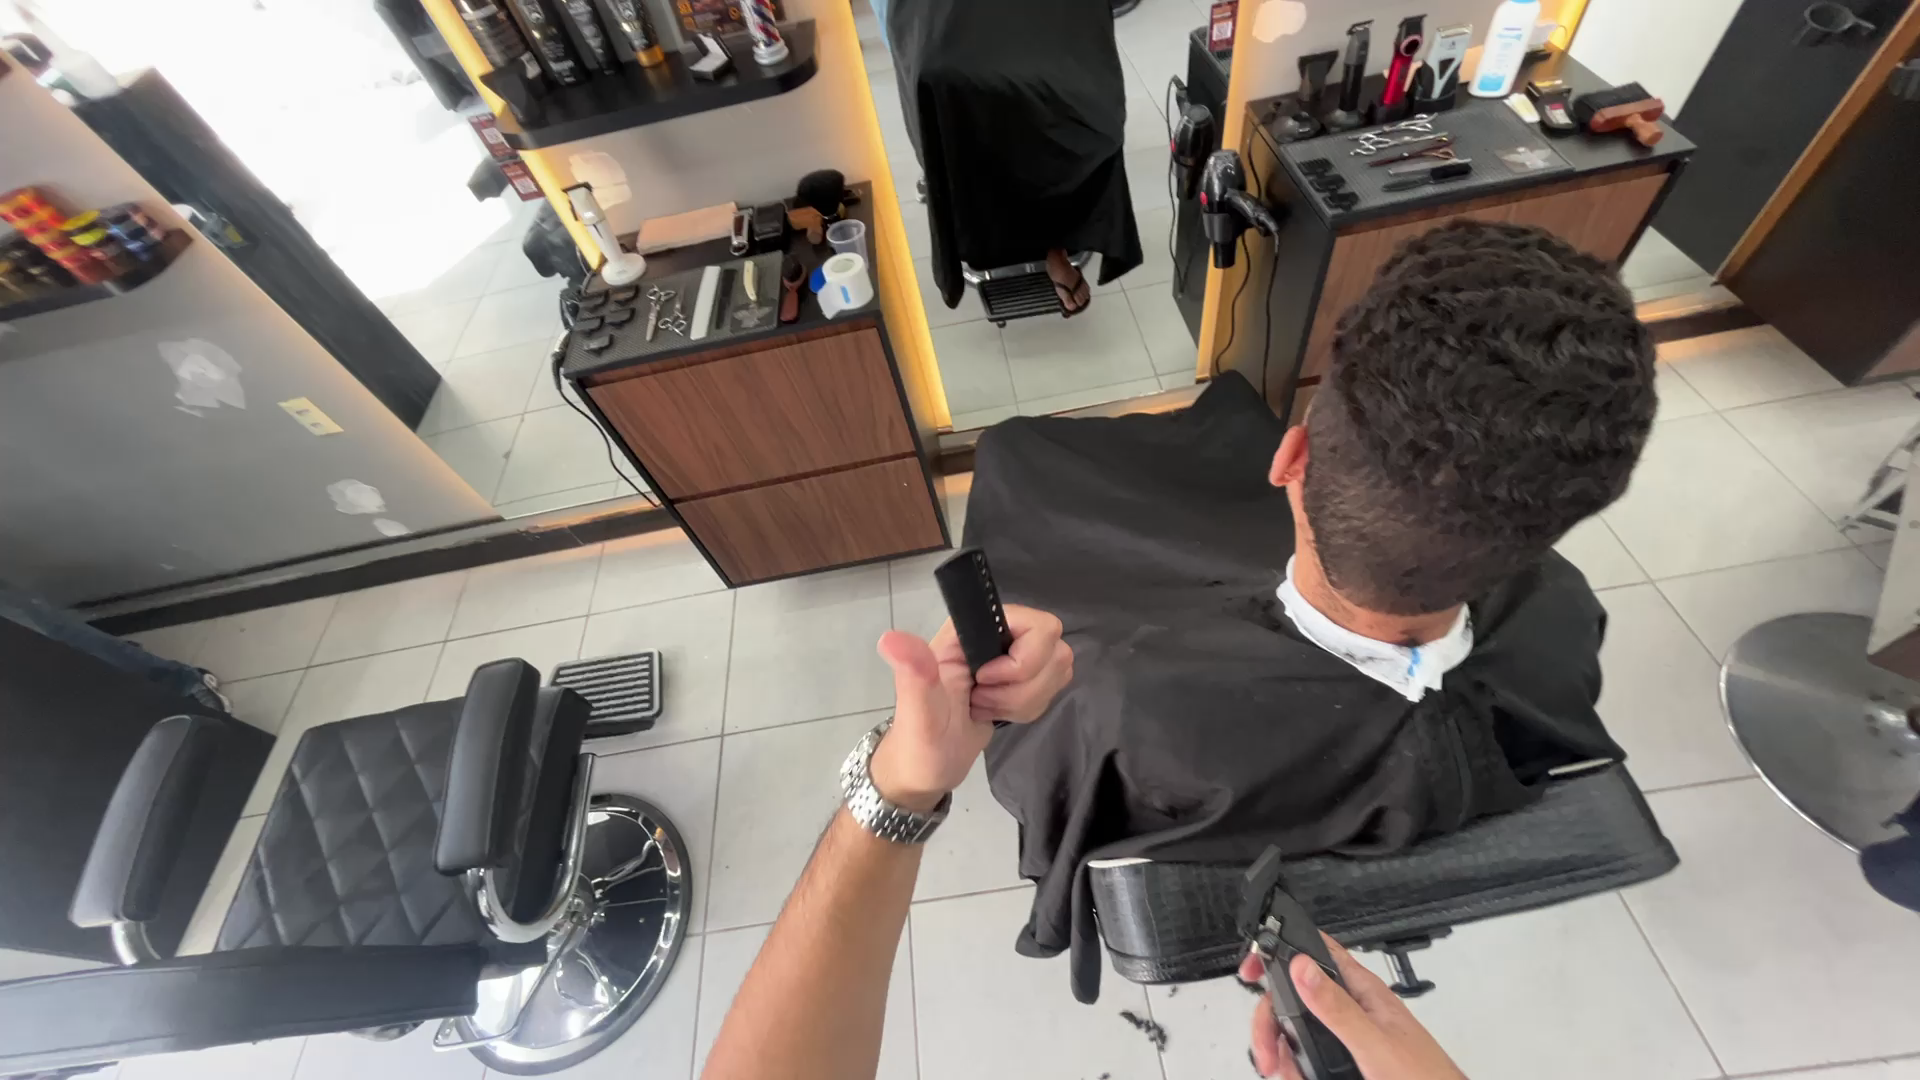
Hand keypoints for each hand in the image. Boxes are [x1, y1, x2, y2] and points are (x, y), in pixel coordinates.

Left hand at [870, 605, 1071, 810]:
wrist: (927, 768)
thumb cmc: (918, 740)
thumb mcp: (915, 711)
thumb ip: (913, 674)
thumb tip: (891, 640)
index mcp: (969, 629)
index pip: (1033, 623)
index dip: (1021, 658)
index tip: (985, 681)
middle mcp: (994, 634)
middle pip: (1051, 646)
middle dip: (1022, 686)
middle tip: (981, 700)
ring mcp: (1012, 655)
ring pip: (1057, 666)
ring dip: (1025, 699)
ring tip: (985, 708)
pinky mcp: (1023, 678)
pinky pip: (1052, 686)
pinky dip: (1030, 708)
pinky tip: (998, 713)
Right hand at [1241, 937, 1466, 1079]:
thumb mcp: (1379, 1048)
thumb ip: (1339, 1008)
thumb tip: (1299, 964)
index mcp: (1361, 991)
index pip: (1312, 951)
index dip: (1278, 950)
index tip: (1251, 970)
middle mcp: (1351, 1010)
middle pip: (1292, 998)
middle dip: (1270, 1022)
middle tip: (1266, 1052)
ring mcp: (1347, 1040)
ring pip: (1295, 1034)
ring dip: (1280, 1053)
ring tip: (1282, 1074)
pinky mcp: (1345, 1067)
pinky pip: (1306, 1061)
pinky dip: (1294, 1070)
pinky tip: (1294, 1078)